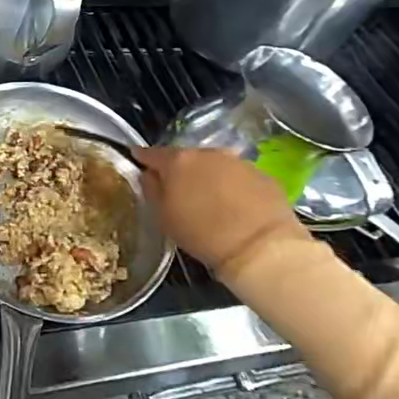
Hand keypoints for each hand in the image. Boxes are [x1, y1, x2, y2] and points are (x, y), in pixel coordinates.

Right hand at [135, 146, 309, 269]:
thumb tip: (149, 175)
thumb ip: (153, 190)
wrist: (260, 246)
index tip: (137, 158)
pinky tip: (234, 206)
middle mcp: (208, 153)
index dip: (143, 157)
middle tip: (177, 189)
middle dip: (180, 170)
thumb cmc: (203, 234)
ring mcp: (238, 161)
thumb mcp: (165, 218)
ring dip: (207, 177)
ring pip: (214, 165)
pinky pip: (237, 177)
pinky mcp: (261, 174)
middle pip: (186, 157)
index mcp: (179, 161)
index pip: (153, 153)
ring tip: (207, 200)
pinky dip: (232, 186)